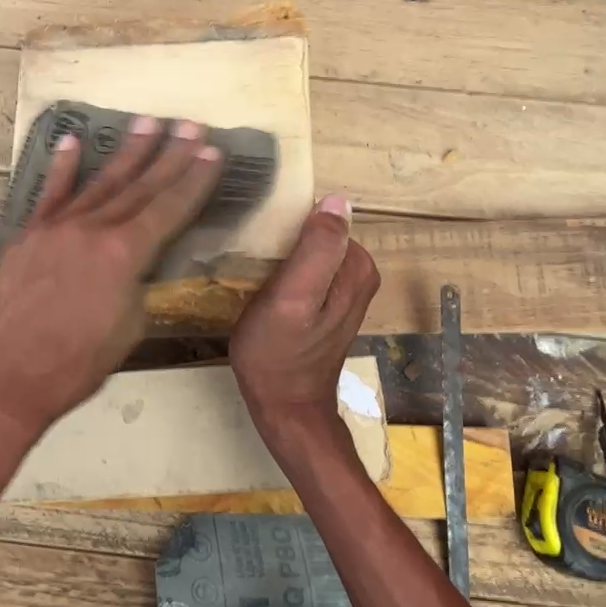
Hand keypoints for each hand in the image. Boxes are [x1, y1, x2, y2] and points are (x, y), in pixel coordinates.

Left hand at [0, 116, 224, 442]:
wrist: (3, 374)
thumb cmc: (73, 366)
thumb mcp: (126, 331)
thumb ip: (137, 288)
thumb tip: (138, 267)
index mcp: (122, 255)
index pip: (168, 209)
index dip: (194, 181)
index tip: (213, 152)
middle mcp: (90, 230)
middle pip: (138, 186)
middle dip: (168, 154)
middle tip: (191, 125)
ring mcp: (55, 229)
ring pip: (98, 183)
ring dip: (125, 153)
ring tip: (147, 121)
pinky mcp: (28, 236)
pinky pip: (50, 194)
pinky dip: (63, 168)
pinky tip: (73, 141)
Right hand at [229, 194, 380, 443]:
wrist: (284, 407)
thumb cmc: (279, 355)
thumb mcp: (292, 298)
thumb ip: (316, 250)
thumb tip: (337, 199)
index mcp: (357, 268)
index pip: (325, 219)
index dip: (289, 221)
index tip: (256, 234)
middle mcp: (357, 275)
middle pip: (317, 233)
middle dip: (283, 235)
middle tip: (247, 252)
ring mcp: (342, 292)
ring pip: (308, 252)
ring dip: (279, 253)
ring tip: (248, 265)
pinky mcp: (323, 306)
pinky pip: (303, 271)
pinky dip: (281, 271)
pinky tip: (258, 282)